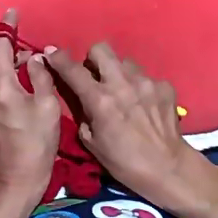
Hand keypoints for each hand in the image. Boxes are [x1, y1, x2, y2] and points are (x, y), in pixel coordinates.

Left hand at [0, 11, 60, 202]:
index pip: (1, 47)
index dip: (7, 28)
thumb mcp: (47, 106)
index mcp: (1, 86)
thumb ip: (41, 77)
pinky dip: (1, 74)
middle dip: (5, 43)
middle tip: (20, 34)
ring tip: (23, 58)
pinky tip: (15, 79)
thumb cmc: (37, 143)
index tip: (13, 13)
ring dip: (3, 60)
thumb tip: (35, 59)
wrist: (15, 177)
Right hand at [42, 44, 217, 214]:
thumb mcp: (91, 143)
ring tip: (122, 92)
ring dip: (118, 73)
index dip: (58, 58)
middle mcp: (122, 83)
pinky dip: (140, 87)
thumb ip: (82, 114)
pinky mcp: (164, 86)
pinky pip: (145, 77)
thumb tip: (80, 99)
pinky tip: (143, 105)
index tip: (51, 53)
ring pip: (125, 62)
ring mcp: (146, 82)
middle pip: (101, 49)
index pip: (73, 70)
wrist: (167, 168)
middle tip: (94, 76)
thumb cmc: (123, 162)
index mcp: (99, 100)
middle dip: (92, 59)